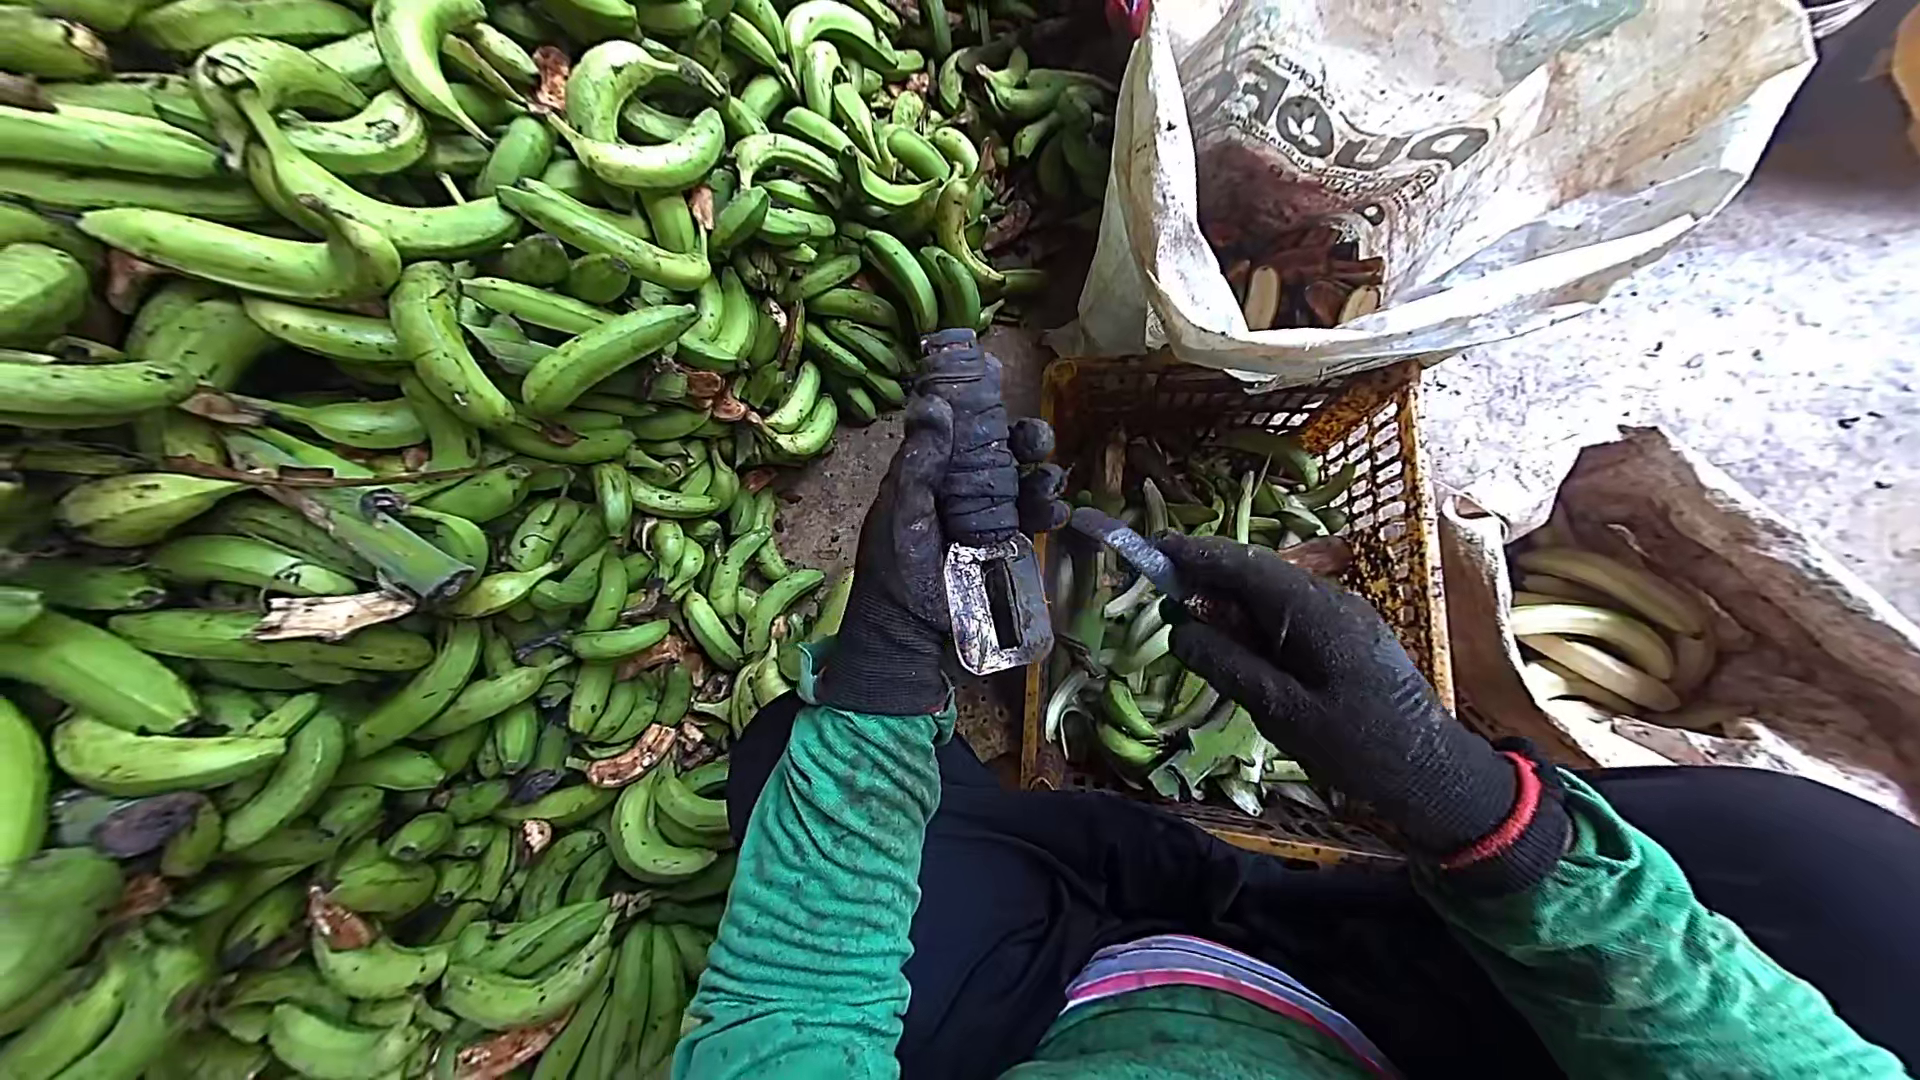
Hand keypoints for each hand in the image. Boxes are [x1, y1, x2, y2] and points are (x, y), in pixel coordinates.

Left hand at [817, 334, 1065, 714]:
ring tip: (1049, 481)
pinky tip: (1054, 513)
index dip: (982, 406)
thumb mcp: (902, 512)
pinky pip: (1033, 519)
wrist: (907, 630)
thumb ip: (919, 463)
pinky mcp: (1004, 544)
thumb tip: (933, 402)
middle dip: (1025, 441)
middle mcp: (962, 488)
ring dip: (1043, 475)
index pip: (961, 429)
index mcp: (932, 473)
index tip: (1001, 385)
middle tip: (1037, 440)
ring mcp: (986, 516)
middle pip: (1002, 452)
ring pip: (1023, 482)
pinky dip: (1048, 511)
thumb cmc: (895, 568)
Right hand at [1159, 535, 1568, 894]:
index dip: (1195, 553)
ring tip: (1195, 622)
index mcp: (1315, 611)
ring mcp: (1340, 612)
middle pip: (1255, 571)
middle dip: (1207, 577)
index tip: (1153, 548)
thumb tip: (1179, 631)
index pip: (1243, 565)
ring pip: (1269, 591)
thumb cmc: (1359, 748)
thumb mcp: (1281, 711)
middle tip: (1165, 592)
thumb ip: (1227, 665)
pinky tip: (1238, 643)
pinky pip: (1286, 611)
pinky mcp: (1343, 631)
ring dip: (1229, 600)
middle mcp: (1329, 598)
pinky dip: (1252, 618)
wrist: (1438, 777)